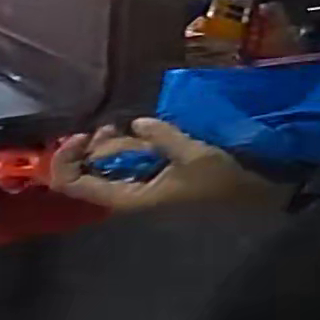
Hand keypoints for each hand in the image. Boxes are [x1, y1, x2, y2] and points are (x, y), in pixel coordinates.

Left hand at [49, 118, 284, 212]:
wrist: (251, 192)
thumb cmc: (220, 179)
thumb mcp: (193, 155)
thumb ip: (162, 137)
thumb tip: (136, 123)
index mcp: (128, 196)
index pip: (72, 182)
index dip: (67, 158)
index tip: (86, 134)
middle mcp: (128, 195)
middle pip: (90, 170)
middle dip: (97, 146)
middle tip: (114, 125)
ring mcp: (143, 188)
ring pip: (112, 166)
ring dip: (118, 145)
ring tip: (137, 128)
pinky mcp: (159, 181)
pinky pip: (132, 164)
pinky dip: (135, 150)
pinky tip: (151, 137)